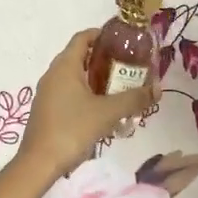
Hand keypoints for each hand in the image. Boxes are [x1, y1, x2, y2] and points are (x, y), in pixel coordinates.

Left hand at [17, 29, 158, 178]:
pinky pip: (69, 93)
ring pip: (75, 77)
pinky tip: (102, 111)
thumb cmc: (72, 129)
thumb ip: (134, 99)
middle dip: (104, 60)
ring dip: (97, 80)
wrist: (39, 163)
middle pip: (80, 57)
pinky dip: (86, 95)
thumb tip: (158, 89)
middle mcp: (53, 74)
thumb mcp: (108, 113)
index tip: (124, 42)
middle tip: (129, 67)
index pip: (83, 37)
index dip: (103, 35)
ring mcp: (47, 93)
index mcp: (64, 66)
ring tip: (120, 89)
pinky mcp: (47, 110)